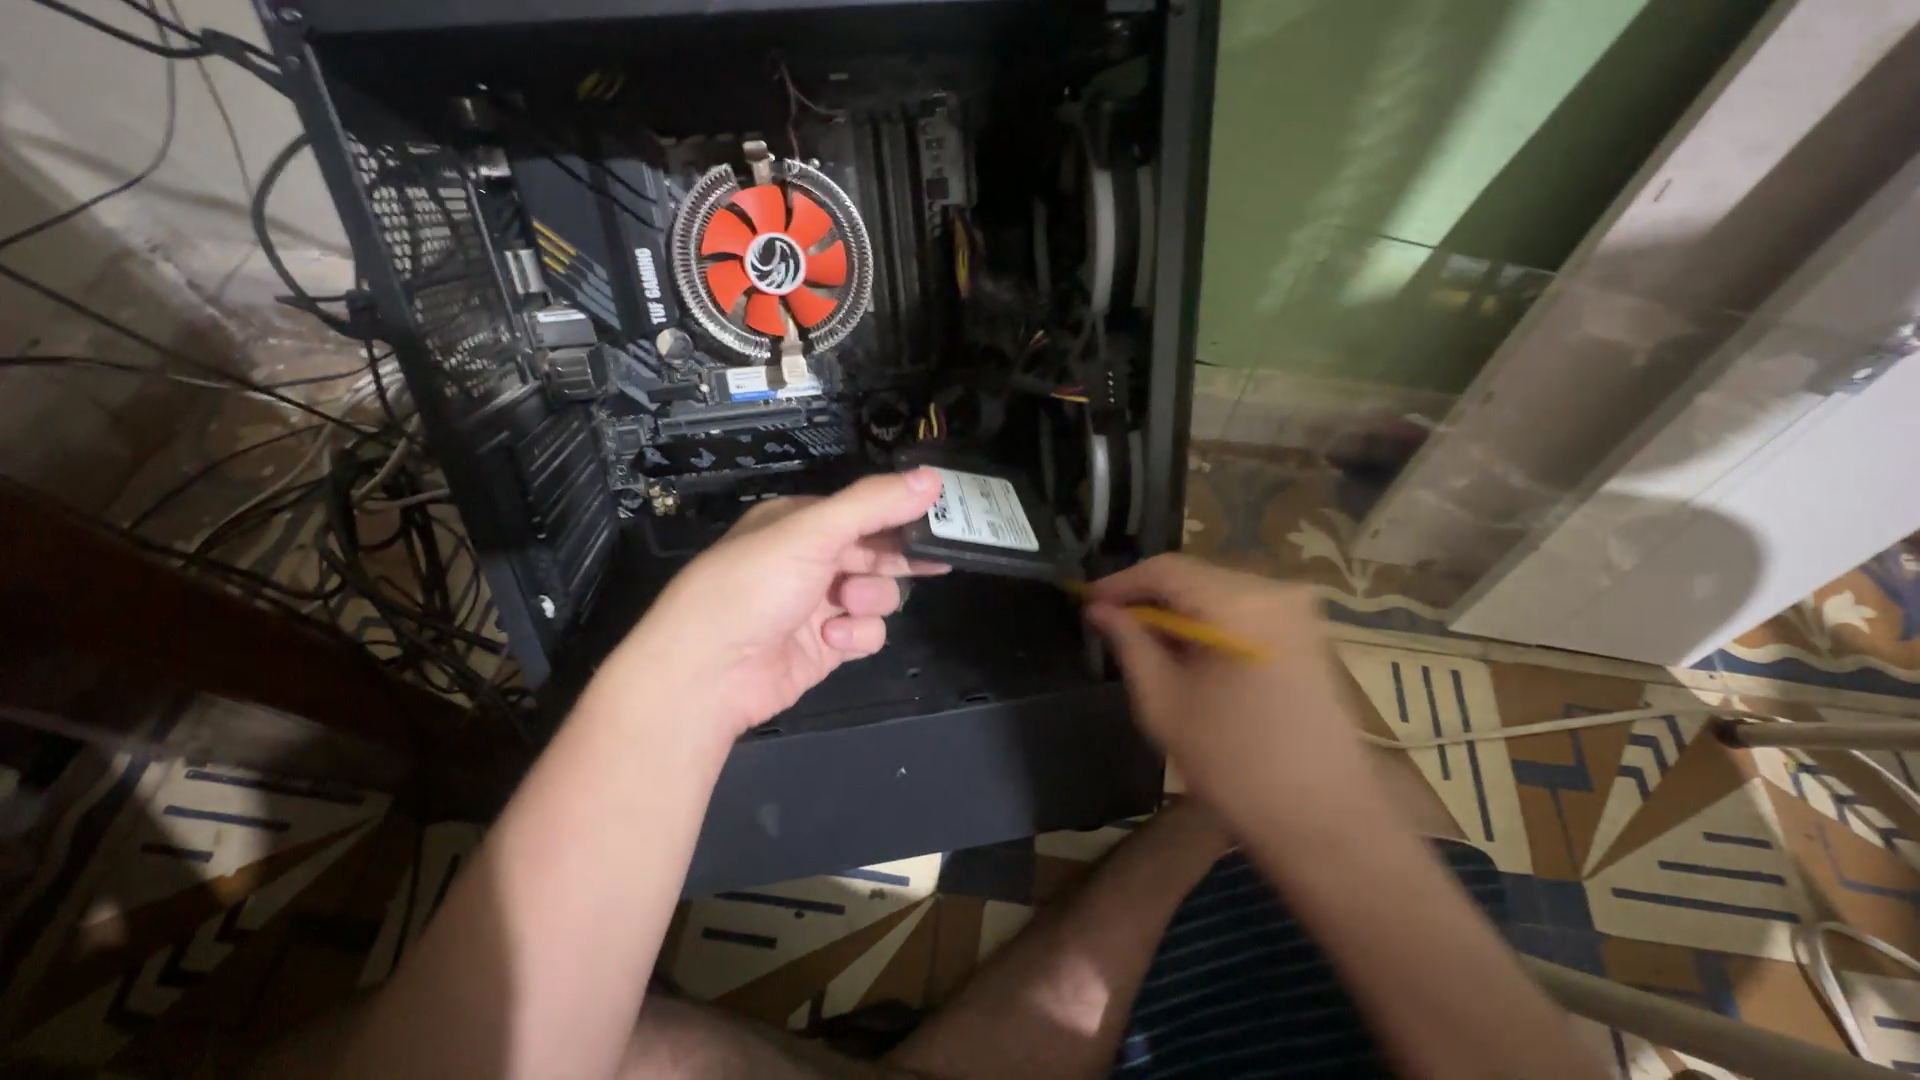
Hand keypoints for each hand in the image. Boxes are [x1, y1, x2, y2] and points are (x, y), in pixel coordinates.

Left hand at [611, 468, 947, 735]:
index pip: (864, 511)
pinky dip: (855, 636)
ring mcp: (819, 605)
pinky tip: (831, 640)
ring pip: (878, 595)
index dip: (901, 515)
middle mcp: (810, 560)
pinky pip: (866, 633)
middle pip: (876, 553)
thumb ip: (874, 504)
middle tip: (935, 561)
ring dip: (869, 600)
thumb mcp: (813, 532)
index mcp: (800, 523)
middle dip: (893, 560)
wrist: (710, 671)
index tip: (942, 520)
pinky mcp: (826, 646)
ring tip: (845, 604)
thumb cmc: (755, 586)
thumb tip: (932, 478)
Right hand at [1084, 554, 1378, 829]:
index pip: (1166, 569)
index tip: (1087, 602)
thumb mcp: (1165, 704)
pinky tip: (1190, 657)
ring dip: (1180, 614)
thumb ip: (1131, 645)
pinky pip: (1248, 610)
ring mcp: (1301, 611)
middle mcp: (1277, 591)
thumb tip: (1100, 610)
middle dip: (1150, 599)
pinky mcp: (1311, 634)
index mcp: (1241, 603)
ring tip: (1145, 645)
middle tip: (1111, 627)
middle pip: (1197, 576)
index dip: (1121, 582)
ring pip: (1221, 592)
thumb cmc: (1236, 766)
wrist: (1326, 819)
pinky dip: (1212, 625)